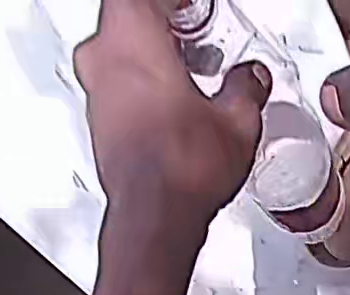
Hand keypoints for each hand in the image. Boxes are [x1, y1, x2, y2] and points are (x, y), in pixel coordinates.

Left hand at [71, 0, 271, 294]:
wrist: (157, 218)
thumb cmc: (182, 168)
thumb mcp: (237, 122)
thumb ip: (247, 89)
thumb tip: (253, 79)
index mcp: (132, 30)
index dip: (178, 4)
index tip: (194, 10)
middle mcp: (103, 55)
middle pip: (128, 17)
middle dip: (163, 27)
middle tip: (191, 39)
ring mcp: (96, 93)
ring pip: (119, 56)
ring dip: (151, 61)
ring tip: (188, 80)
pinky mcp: (99, 128)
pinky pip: (118, 93)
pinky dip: (143, 93)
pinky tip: (172, 113)